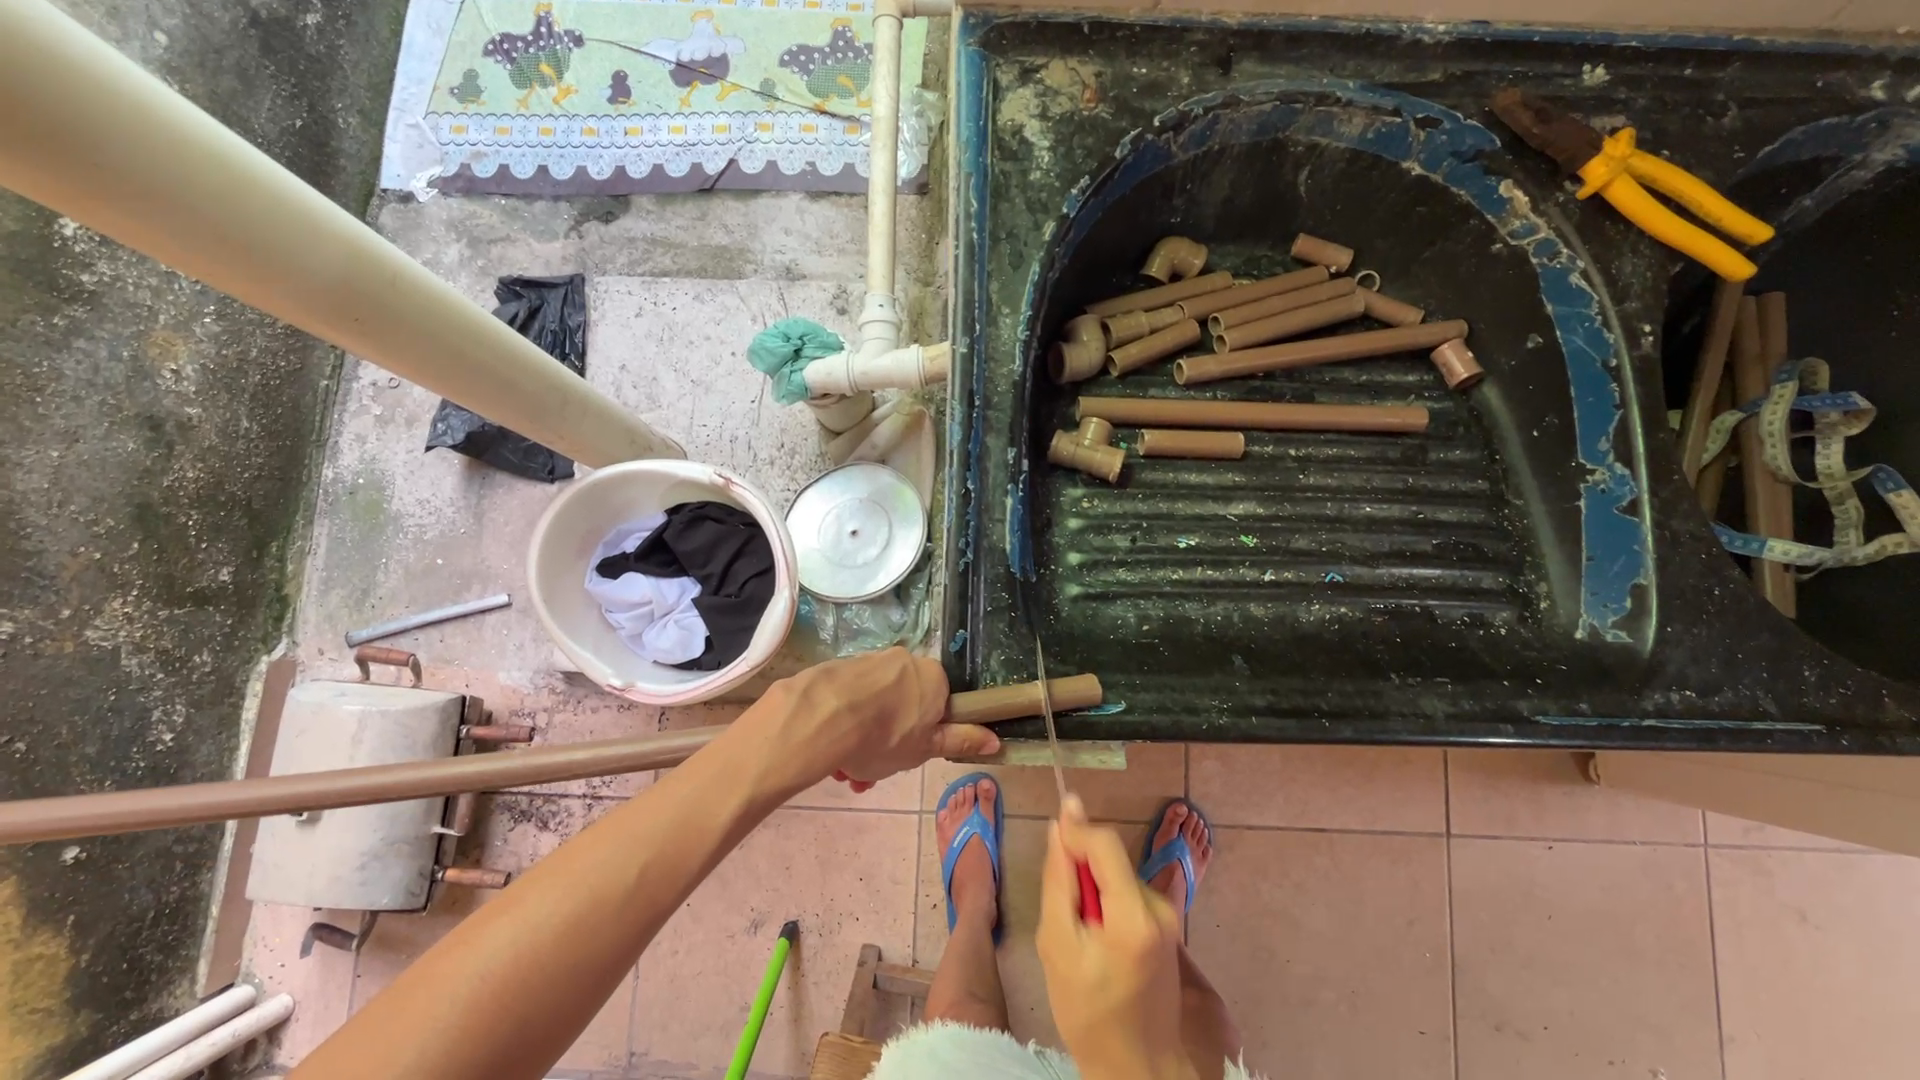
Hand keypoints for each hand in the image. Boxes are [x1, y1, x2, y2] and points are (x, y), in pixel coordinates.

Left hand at [749, 648, 997, 789]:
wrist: (822, 716)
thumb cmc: (885, 736)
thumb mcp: (926, 749)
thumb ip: (960, 742)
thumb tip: (995, 740)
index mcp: (932, 677)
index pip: (938, 702)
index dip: (925, 733)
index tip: (909, 757)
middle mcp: (903, 661)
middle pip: (902, 704)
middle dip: (888, 741)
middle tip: (870, 774)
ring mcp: (867, 661)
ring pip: (872, 705)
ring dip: (862, 738)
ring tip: (845, 772)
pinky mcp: (836, 668)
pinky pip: (848, 699)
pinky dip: (843, 723)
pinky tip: (830, 750)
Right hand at [1038, 796, 1193, 1079]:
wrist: (1136, 1066)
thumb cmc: (1087, 1012)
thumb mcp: (1057, 945)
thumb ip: (1058, 881)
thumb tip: (1059, 826)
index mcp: (1134, 914)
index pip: (1104, 843)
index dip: (1076, 829)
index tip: (1050, 827)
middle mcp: (1160, 907)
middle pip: (1110, 859)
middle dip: (1080, 870)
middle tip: (1060, 910)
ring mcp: (1169, 917)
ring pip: (1117, 876)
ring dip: (1093, 889)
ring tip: (1079, 935)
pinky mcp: (1169, 927)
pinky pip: (1128, 895)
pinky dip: (1107, 905)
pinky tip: (1097, 942)